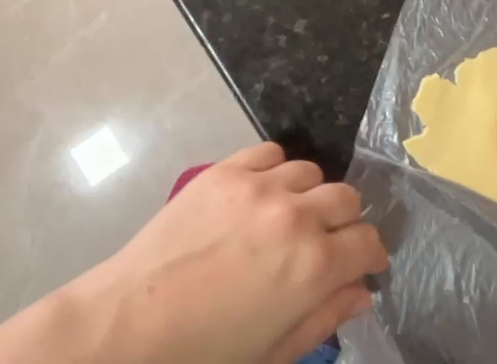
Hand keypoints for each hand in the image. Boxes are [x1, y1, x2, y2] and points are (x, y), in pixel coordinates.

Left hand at [0, 142, 386, 363]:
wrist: (125, 328)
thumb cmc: (203, 353)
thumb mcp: (273, 352)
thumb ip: (324, 318)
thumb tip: (360, 293)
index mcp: (315, 266)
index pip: (369, 242)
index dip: (370, 256)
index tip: (362, 265)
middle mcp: (297, 216)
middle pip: (347, 199)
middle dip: (344, 224)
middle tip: (324, 245)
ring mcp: (260, 187)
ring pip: (312, 173)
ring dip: (310, 196)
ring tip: (288, 219)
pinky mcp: (226, 172)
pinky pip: (271, 153)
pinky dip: (276, 171)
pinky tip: (262, 195)